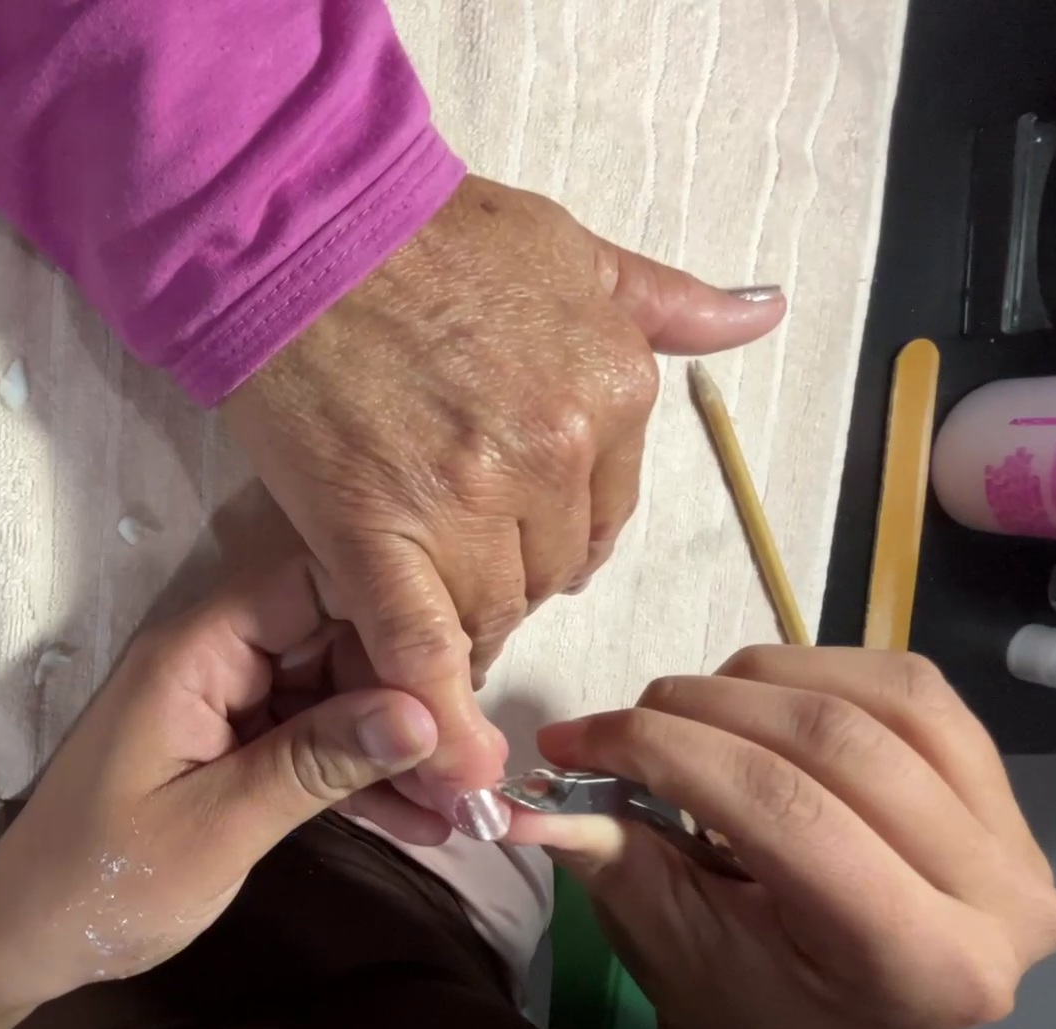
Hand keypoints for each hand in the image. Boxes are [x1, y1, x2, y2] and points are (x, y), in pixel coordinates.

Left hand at [0, 560, 439, 1004]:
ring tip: (463, 809)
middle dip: (406, 698)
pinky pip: (312, 739)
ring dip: (394, 746)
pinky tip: (419, 822)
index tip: (462, 678)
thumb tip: (422, 713)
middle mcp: (215, 658)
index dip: (388, 614)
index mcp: (196, 650)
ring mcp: (228, 700)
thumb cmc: (108, 878)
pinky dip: (358, 775)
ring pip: (332, 694)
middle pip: (331, 638)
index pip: (308, 582)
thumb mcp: (216, 824)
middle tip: (474, 771)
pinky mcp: (237, 742)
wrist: (37, 930)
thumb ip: (315, 762)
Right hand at [221, 175, 787, 821]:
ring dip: (454, 623)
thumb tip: (754, 321)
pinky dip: (433, 708)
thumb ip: (660, 298)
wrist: (301, 237)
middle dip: (497, 584)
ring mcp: (467, 503)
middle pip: (538, 576)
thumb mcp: (562, 247)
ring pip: (482, 612)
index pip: (591, 522)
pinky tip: (446, 764)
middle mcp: (554, 456)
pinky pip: (417, 641)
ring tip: (406, 611)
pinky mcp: (375, 535)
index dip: (537, 544)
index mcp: (609, 392)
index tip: (492, 551)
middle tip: (438, 574)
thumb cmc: (420, 239)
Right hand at [511, 646, 1055, 1028]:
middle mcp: (1002, 901)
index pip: (779, 806)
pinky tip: (753, 704)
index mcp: (917, 962)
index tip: (565, 741)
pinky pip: (905, 685)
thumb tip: (512, 805)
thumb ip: (598, 854)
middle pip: (830, 738)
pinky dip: (806, 672)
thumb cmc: (727, 981)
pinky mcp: (1000, 785)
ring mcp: (1017, 836)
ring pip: (874, 696)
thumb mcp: (653, 932)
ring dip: (745, 683)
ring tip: (684, 719)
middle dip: (687, 709)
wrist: (809, 1000)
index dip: (656, 748)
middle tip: (610, 730)